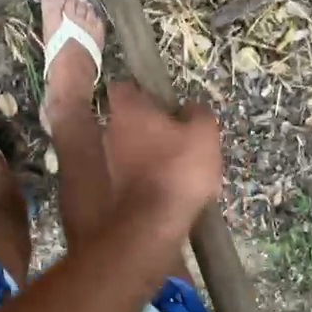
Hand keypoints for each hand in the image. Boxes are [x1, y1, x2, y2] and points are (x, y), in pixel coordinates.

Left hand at [102, 82, 223, 233]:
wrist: (152, 224)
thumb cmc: (178, 167)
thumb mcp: (203, 134)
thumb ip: (198, 113)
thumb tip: (191, 107)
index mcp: (127, 109)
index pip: (124, 87)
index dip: (143, 91)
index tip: (163, 102)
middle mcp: (110, 131)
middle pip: (128, 118)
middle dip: (150, 125)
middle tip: (178, 135)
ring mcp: (107, 161)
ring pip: (130, 147)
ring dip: (149, 152)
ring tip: (178, 165)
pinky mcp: (113, 188)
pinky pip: (132, 172)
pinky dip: (146, 176)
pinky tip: (169, 187)